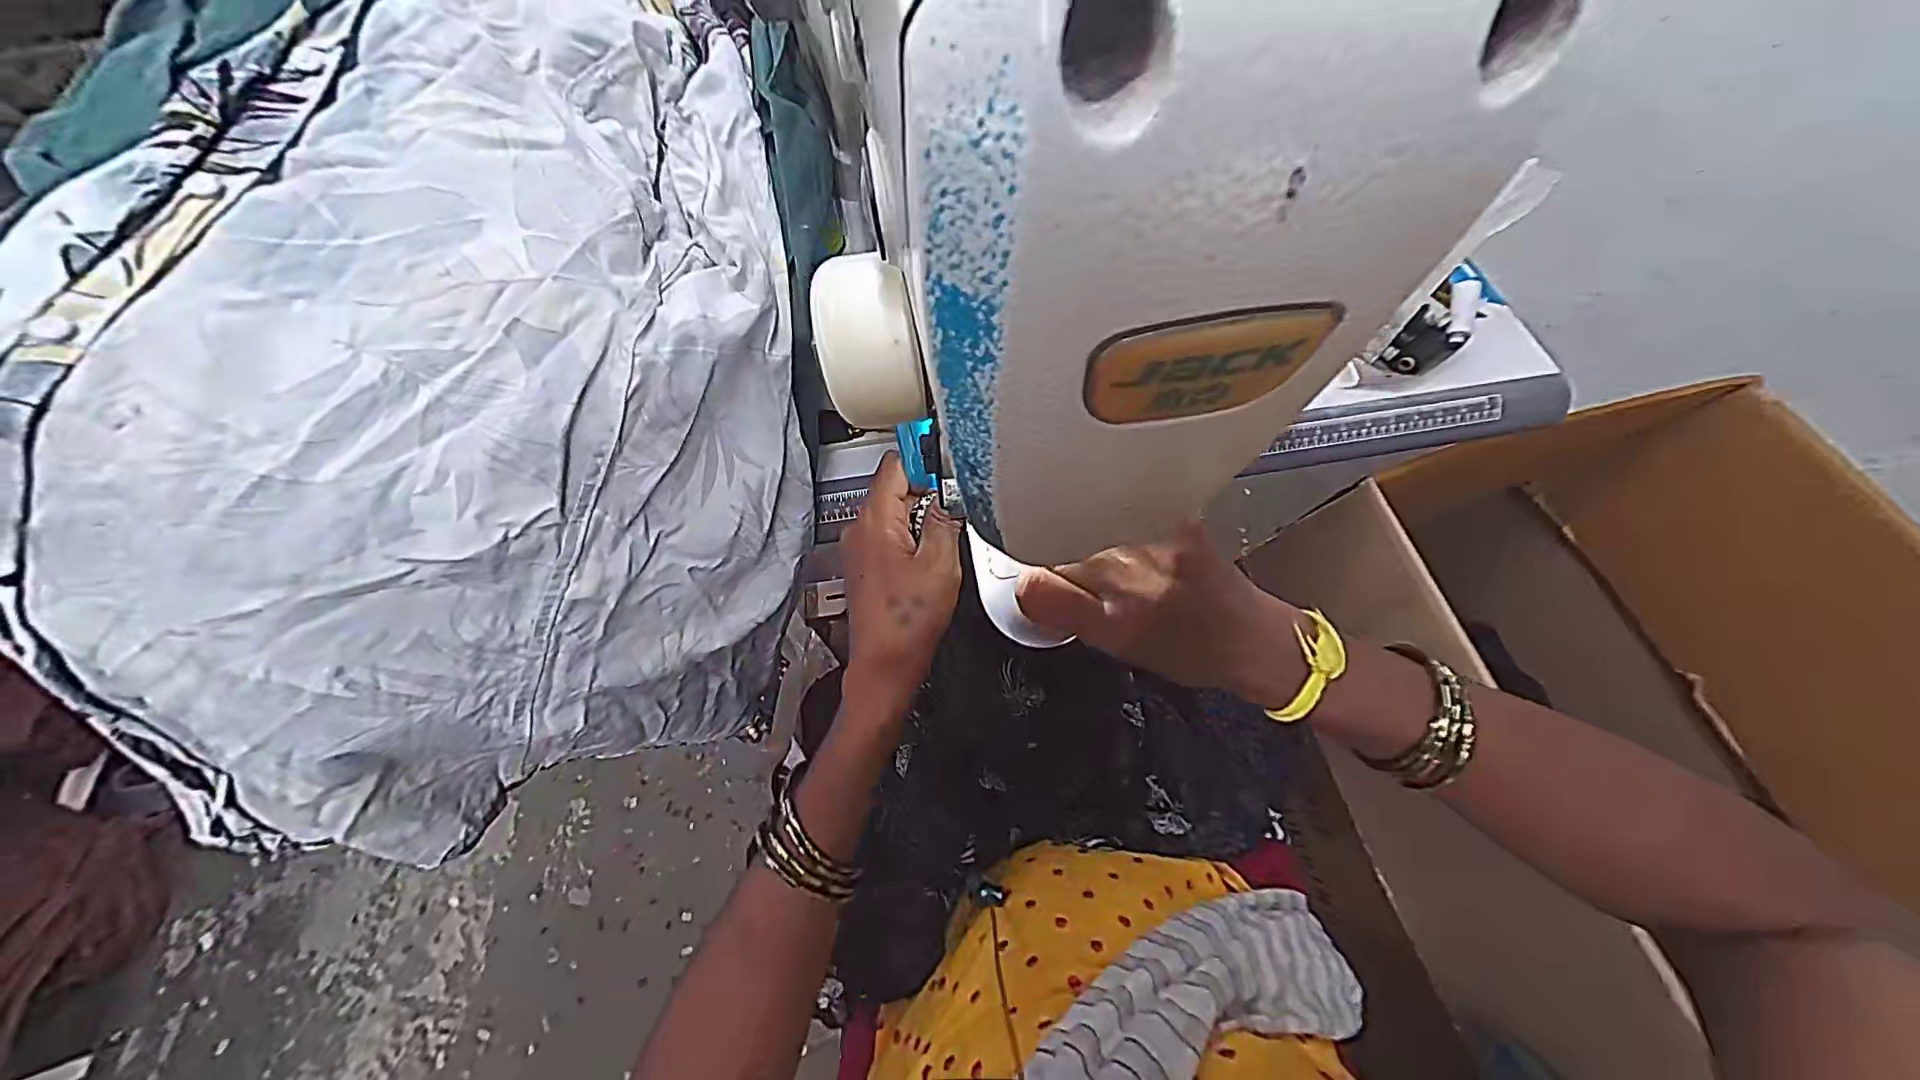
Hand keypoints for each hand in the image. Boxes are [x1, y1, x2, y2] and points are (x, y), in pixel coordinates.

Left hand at [842, 453, 962, 701]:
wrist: (885, 664)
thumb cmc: (906, 624)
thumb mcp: (941, 565)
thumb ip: (946, 519)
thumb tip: (949, 494)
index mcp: (874, 522)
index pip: (895, 464)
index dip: (923, 456)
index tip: (944, 457)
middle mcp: (859, 530)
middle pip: (895, 486)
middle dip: (927, 491)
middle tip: (954, 507)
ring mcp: (860, 549)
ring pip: (895, 512)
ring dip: (922, 516)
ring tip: (943, 540)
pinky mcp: (867, 565)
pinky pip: (890, 534)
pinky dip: (912, 536)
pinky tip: (929, 559)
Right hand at [1014, 522, 1304, 706]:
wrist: (1253, 637)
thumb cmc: (1188, 652)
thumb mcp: (1119, 650)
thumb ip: (1071, 614)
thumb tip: (1031, 582)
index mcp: (1112, 624)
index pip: (1036, 586)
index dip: (1029, 581)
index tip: (1037, 578)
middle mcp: (1130, 583)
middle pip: (1058, 546)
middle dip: (1058, 552)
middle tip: (1076, 563)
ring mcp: (1155, 546)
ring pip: (1086, 522)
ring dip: (1087, 530)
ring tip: (1109, 546)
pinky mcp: (1178, 521)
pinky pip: (1124, 508)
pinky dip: (1119, 515)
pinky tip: (1131, 526)